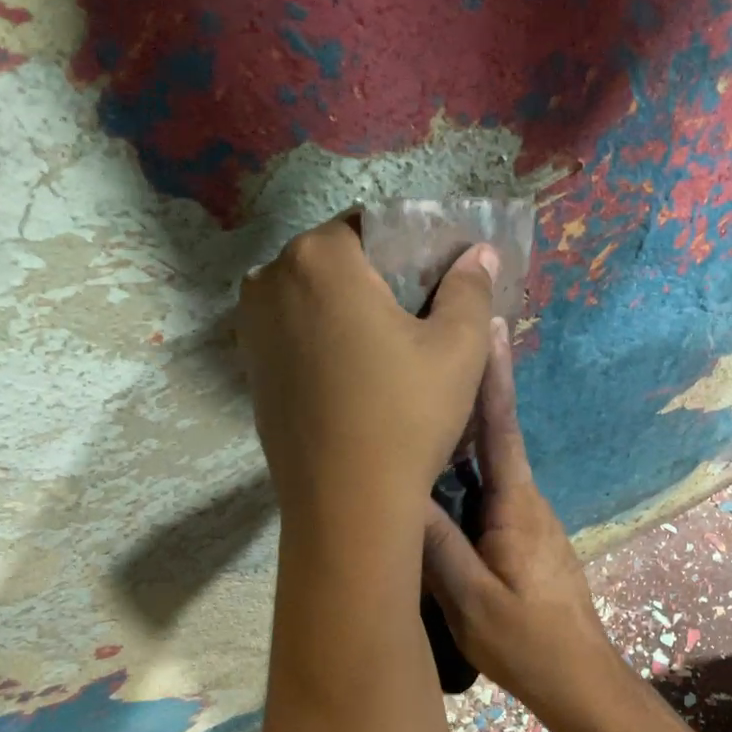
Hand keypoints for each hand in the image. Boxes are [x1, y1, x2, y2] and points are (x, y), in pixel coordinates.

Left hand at [238, 216, 497, 530]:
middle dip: (379, 277)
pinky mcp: (251, 371)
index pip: (372, 226)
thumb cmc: (407, 415)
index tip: (441, 281)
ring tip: (393, 349)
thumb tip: (480, 254)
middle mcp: (270, 280)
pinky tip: (359, 376)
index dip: (412, 248)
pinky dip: (326, 340)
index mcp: (319, 258)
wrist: (346, 505)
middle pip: (338, 260)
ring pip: (314, 298)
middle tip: (423, 316)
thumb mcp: (458, 348)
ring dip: (350, 310)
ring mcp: (252, 328)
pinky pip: (296, 334)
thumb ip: (471, 288)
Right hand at [420, 321, 625, 712]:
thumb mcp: (470, 599)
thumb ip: (436, 545)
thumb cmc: (526, 641)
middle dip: (473, 394)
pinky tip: (440, 479)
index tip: (489, 323)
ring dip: (466, 435)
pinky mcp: (527, 542)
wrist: (579, 679)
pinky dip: (468, 474)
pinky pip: (492, 495)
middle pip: (496, 438)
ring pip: (492, 469)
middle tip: (440, 353)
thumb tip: (401, 490)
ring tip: (427, 408)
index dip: (494, 375)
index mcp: (517, 505)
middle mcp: (528, 502)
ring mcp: (530, 522)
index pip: (502, 428)